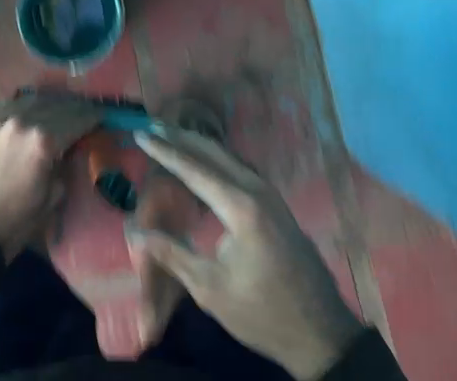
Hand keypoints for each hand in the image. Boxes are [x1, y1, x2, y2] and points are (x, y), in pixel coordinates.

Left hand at [0, 97, 101, 257]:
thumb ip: (61, 168)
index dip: (89, 118)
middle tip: (77, 109)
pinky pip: (1, 118)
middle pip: (50, 108)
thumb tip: (64, 152)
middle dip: (66, 109)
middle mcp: (20, 124)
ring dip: (39, 109)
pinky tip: (18, 124)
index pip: (73, 121)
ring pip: (23, 107)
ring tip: (49, 110)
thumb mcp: (52, 197)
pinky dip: (13, 120)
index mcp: (43, 140)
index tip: (98, 114)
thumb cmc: (17, 219)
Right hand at [130, 129, 365, 379]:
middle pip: (214, 153)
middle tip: (153, 125)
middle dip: (182, 138)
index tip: (140, 134)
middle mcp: (258, 191)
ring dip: (200, 146)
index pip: (194, 169)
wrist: (320, 331)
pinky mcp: (276, 206)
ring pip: (229, 159)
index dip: (164, 151)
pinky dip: (216, 160)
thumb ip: (172, 254)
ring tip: (172, 136)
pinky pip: (240, 170)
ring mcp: (271, 196)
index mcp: (241, 207)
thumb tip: (135, 231)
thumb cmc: (262, 312)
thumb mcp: (210, 288)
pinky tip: (204, 164)